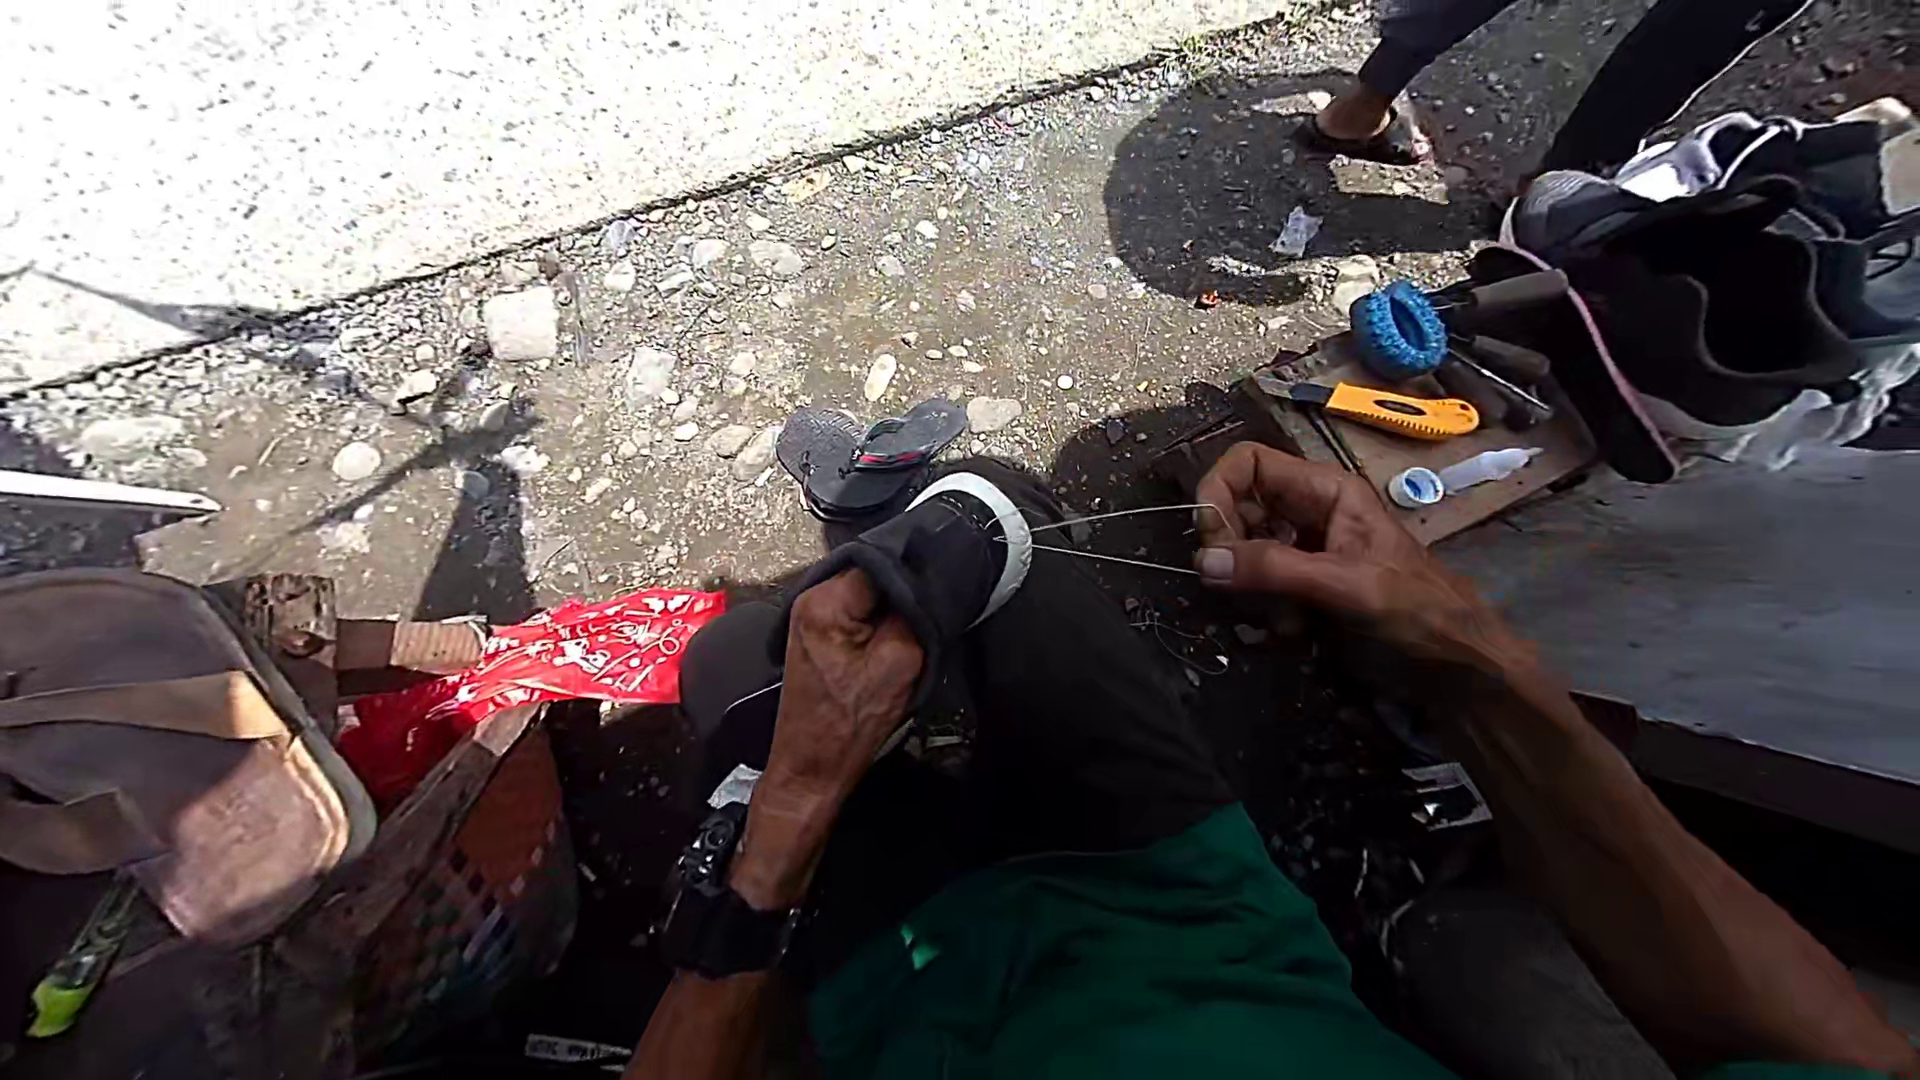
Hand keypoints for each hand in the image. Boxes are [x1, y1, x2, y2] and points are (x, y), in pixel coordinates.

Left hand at [729, 569, 922, 909]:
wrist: (813, 766)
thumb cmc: (847, 726)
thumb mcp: (900, 662)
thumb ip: (916, 613)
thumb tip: (927, 582)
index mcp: (826, 602)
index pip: (884, 558)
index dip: (916, 570)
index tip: (938, 586)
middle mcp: (811, 598)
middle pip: (874, 571)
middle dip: (905, 589)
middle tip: (927, 613)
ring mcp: (812, 614)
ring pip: (869, 591)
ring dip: (893, 607)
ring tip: (908, 632)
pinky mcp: (819, 631)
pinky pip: (859, 609)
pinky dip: (880, 620)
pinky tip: (892, 640)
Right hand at [1192, 442, 1530, 674]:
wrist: (1456, 665)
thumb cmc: (1419, 612)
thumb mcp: (1347, 585)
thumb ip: (1274, 569)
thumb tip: (1203, 560)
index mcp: (1324, 490)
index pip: (1248, 463)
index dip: (1219, 491)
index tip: (1212, 540)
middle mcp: (1304, 511)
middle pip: (1234, 506)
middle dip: (1227, 545)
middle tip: (1231, 583)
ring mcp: (1297, 547)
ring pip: (1238, 547)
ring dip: (1242, 582)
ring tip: (1274, 614)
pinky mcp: (1293, 580)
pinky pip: (1251, 581)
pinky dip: (1255, 604)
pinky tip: (1287, 628)